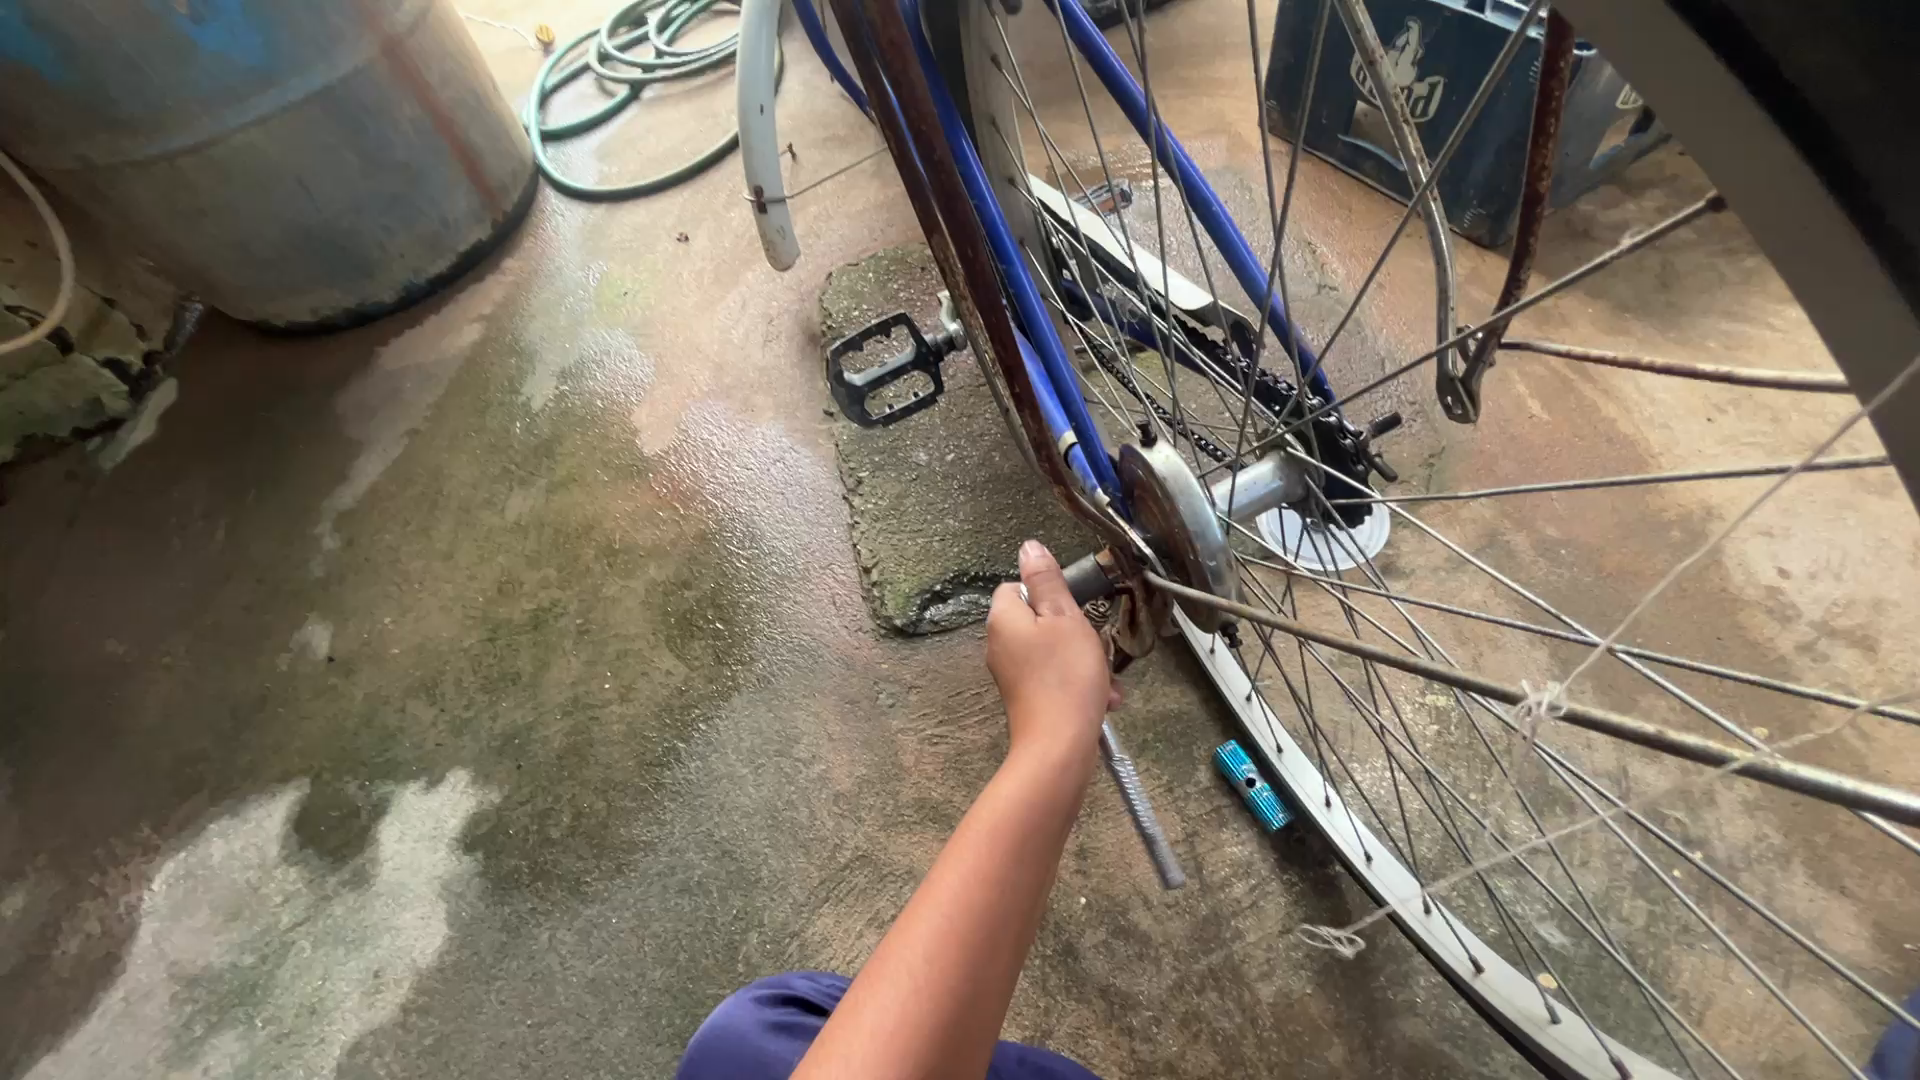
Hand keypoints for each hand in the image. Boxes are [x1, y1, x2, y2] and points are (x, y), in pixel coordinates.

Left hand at [985, 540, 1117, 767]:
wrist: (1059, 746)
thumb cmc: (1065, 676)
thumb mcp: (1064, 617)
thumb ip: (1046, 580)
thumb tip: (1028, 547)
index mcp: (1002, 619)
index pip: (1017, 586)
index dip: (1047, 593)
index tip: (1073, 609)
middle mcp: (999, 644)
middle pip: (1038, 619)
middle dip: (1074, 631)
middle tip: (1092, 645)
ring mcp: (1011, 674)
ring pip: (1052, 651)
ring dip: (1083, 661)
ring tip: (1103, 679)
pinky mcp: (1026, 698)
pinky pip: (1055, 678)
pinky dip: (1078, 684)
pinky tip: (1102, 699)